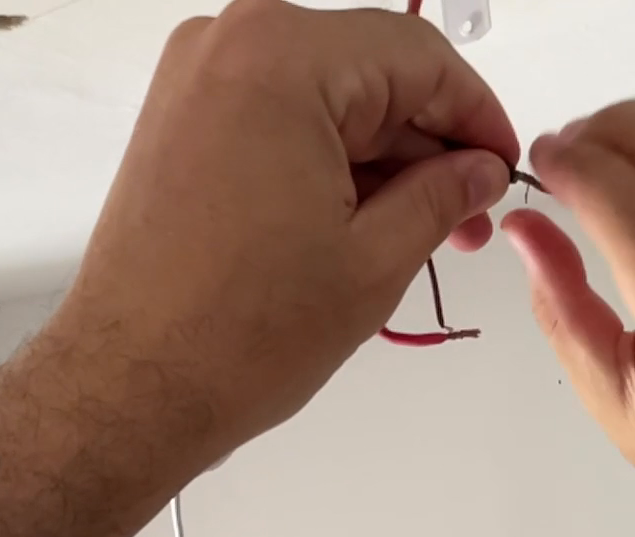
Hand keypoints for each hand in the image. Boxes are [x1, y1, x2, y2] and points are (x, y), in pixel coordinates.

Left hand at [49, 0, 517, 464]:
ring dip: (378, 165)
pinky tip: (357, 224)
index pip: (418, 59)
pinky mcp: (179, 133)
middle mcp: (229, 49)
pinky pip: (276, 128)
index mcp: (284, 60)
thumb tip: (477, 172)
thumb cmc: (234, 337)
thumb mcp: (374, 263)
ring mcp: (195, 90)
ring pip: (322, 106)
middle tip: (463, 218)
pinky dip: (325, 169)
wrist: (135, 388)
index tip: (500, 166)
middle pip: (366, 77)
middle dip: (426, 149)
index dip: (476, 117)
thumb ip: (441, 199)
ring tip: (414, 235)